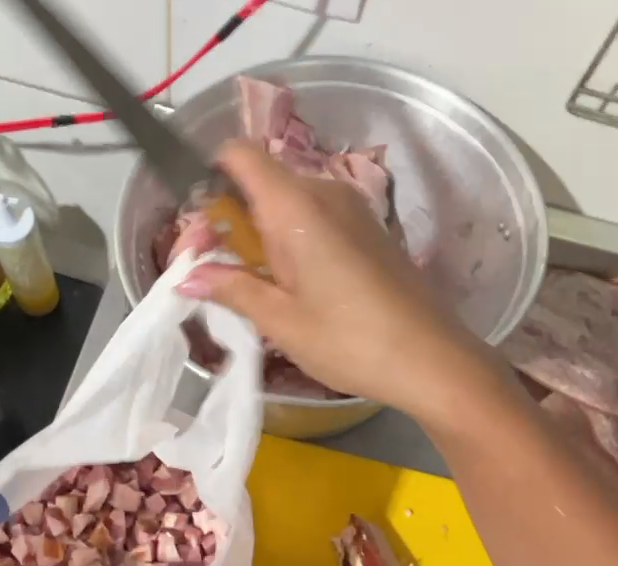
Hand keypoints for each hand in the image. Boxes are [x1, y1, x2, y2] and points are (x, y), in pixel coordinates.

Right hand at [175, 139, 506, 422]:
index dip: (208, 177)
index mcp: (295, 205)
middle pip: (260, 183)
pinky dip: (289, 244)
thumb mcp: (280, 320)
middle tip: (209, 272)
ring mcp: (350, 209)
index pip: (239, 155)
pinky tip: (288, 289)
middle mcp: (324, 192)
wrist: (429, 358)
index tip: (198, 225)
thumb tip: (187, 275)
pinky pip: (313, 221)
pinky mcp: (367, 231)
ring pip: (286, 205)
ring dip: (258, 237)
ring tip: (248, 288)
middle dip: (227, 219)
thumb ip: (231, 289)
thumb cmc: (349, 340)